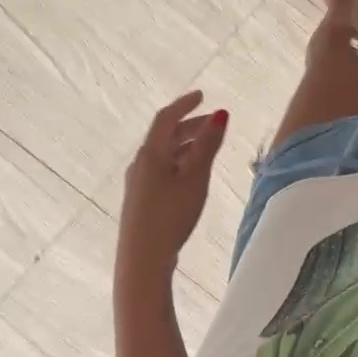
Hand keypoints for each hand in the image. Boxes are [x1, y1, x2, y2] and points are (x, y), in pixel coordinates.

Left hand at [120, 90, 226, 265]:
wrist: (142, 260)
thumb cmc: (170, 216)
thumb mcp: (195, 178)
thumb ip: (207, 146)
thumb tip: (219, 114)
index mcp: (151, 154)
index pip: (166, 119)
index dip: (185, 104)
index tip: (202, 96)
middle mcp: (140, 164)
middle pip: (164, 136)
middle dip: (189, 125)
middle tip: (213, 123)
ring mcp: (138, 183)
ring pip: (163, 153)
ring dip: (185, 144)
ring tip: (207, 147)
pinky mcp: (141, 200)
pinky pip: (161, 168)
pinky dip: (179, 161)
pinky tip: (191, 174)